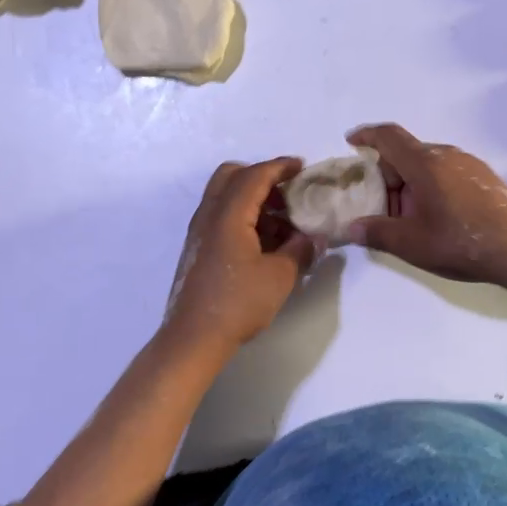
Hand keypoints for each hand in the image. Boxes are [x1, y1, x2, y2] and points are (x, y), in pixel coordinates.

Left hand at [166, 158, 322, 349]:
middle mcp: (209, 215)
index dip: (280, 167)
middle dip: (261, 177)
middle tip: (287, 194)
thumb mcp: (280, 277)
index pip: (255, 175)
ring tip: (282, 226)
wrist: (193, 338)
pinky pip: (221, 217)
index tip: (302, 167)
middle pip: (231, 176)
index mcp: (228, 215)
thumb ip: (300, 251)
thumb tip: (313, 238)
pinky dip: (243, 217)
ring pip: (225, 197)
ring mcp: (199, 232)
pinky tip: (265, 245)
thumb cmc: (238, 303)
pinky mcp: (198, 249)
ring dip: (253, 200)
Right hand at [345, 123, 506, 287]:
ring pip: (428, 164)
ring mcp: (469, 164)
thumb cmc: (461, 242)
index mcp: (425, 163)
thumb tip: (352, 228)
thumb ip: (378, 232)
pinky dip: (431, 185)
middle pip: (407, 153)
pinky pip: (447, 172)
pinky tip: (437, 216)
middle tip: (380, 204)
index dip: (367, 136)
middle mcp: (446, 155)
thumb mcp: (411, 244)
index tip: (351, 142)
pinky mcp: (484, 177)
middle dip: (388, 173)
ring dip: (410, 182)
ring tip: (408, 216)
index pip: (389, 137)